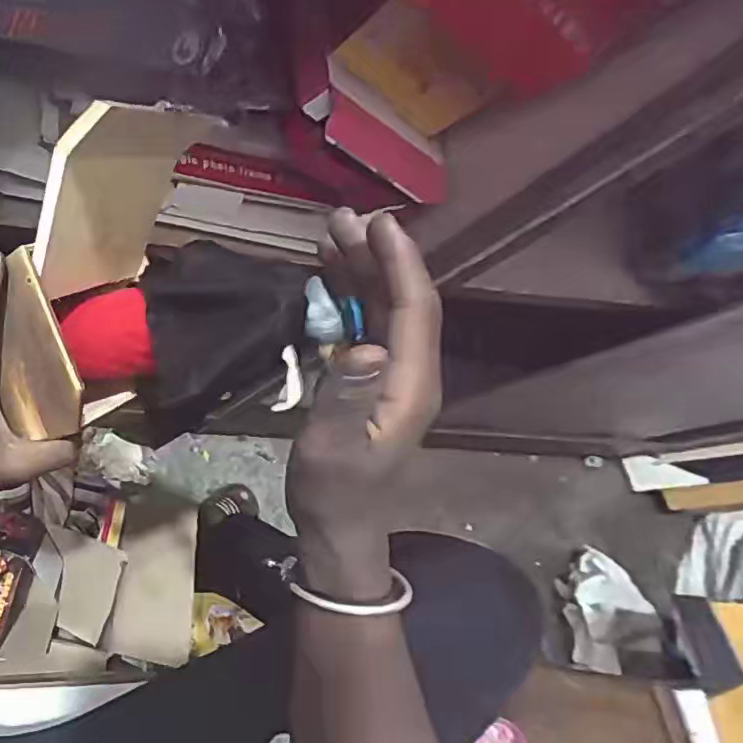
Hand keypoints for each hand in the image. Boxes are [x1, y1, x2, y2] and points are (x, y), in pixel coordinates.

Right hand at [284, 209, 441, 601]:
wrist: (337, 523)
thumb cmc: (334, 489)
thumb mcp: (333, 447)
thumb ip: (348, 396)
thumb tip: (365, 344)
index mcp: (410, 383)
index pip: (415, 309)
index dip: (399, 264)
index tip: (379, 224)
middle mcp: (408, 372)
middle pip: (400, 302)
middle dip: (376, 257)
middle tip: (343, 219)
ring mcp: (388, 377)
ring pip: (381, 311)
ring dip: (360, 273)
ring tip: (332, 237)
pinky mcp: (367, 383)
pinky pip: (363, 328)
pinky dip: (346, 300)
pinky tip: (326, 283)